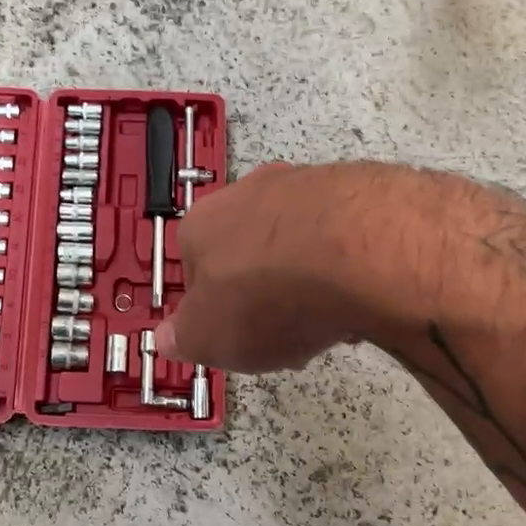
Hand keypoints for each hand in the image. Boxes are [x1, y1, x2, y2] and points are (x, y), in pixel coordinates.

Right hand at [155, 162, 401, 372]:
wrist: (356, 254)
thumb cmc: (267, 296)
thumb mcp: (206, 338)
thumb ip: (182, 338)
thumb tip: (166, 338)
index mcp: (199, 225)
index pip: (194, 268)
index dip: (215, 307)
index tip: (235, 336)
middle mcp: (246, 194)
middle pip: (249, 253)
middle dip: (266, 294)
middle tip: (283, 334)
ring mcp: (302, 187)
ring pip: (298, 244)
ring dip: (308, 280)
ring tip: (328, 322)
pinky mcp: (354, 192)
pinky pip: (342, 239)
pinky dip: (347, 267)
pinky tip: (360, 298)